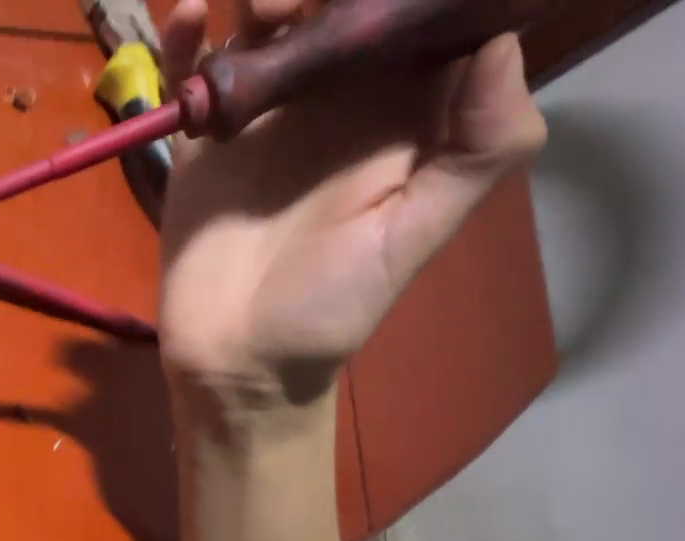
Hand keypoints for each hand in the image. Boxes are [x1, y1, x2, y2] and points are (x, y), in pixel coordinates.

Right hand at [156, 0, 546, 417]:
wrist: (238, 361)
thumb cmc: (330, 307)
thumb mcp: (418, 233)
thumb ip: (479, 146)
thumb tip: (499, 40)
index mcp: (398, 113)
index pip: (414, 19)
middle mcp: (332, 105)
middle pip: (333, 12)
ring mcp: (261, 124)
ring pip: (262, 32)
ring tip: (261, 2)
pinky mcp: (199, 149)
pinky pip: (191, 82)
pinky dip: (185, 43)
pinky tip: (190, 15)